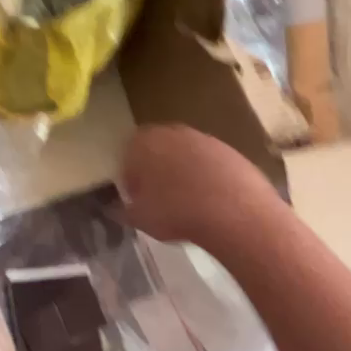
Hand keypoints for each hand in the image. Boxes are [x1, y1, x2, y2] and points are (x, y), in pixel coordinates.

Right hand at [117, 125, 279, 245]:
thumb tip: (118, 208)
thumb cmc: (174, 211)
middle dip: (156, 172)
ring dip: (182, 174)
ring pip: (185, 155)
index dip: (129, 178)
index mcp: (143, 142)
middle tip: (158, 200)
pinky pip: (209, 164)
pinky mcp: (230, 150)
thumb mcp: (138, 218)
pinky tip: (210, 202)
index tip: (135, 199)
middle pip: (157, 150)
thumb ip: (123, 210)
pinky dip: (206, 179)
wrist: (232, 209)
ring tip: (186, 204)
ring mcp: (204, 138)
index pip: (126, 155)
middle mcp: (172, 132)